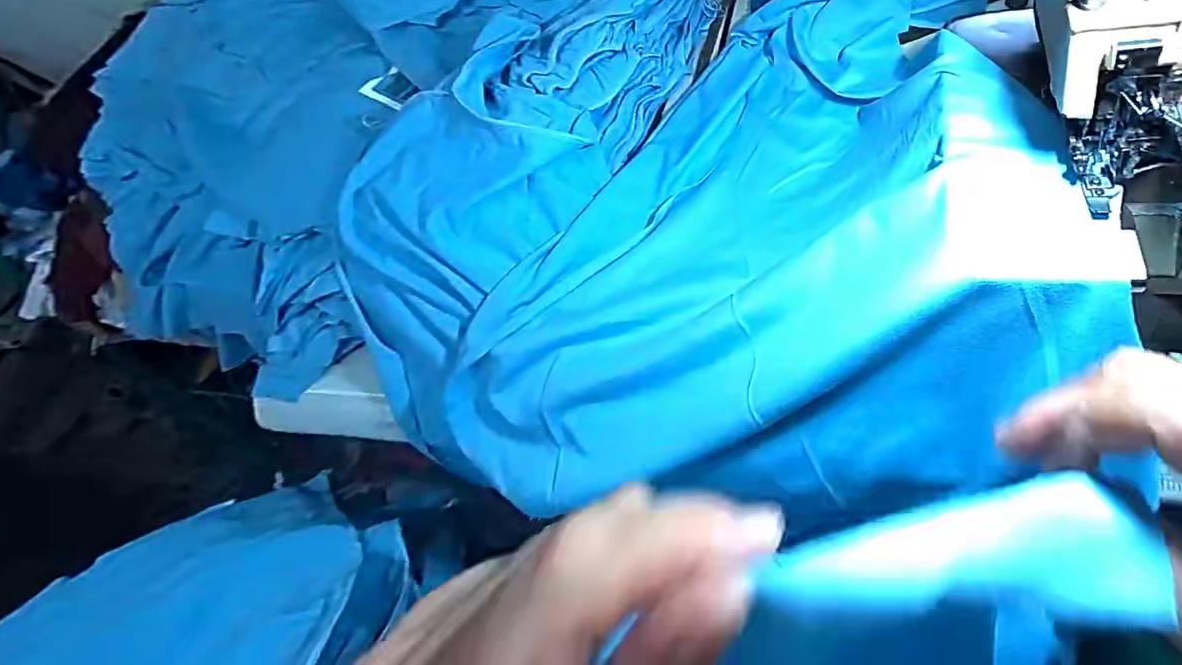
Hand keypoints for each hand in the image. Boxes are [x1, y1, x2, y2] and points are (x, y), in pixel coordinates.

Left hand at [361, 484, 782, 664]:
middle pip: (572, 539)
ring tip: (692, 559)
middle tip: (743, 544)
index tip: (764, 529)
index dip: (678, 532)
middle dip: (669, 531)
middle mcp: (438, 626)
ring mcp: (420, 620)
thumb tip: (730, 582)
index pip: (579, 562)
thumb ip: (654, 661)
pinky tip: (607, 589)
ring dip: (631, 542)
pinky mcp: (417, 621)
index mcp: (482, 662)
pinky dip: (582, 563)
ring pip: (550, 541)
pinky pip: (521, 562)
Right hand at [998, 349, 1181, 664]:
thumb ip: (1171, 591)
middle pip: (1152, 377)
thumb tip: (1070, 515)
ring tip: (1049, 452)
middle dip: (1070, 406)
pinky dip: (1121, 411)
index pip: (1165, 410)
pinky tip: (1100, 444)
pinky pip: (1175, 392)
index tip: (1013, 450)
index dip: (1075, 416)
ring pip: (1156, 374)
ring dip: (1091, 407)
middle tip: (1019, 454)